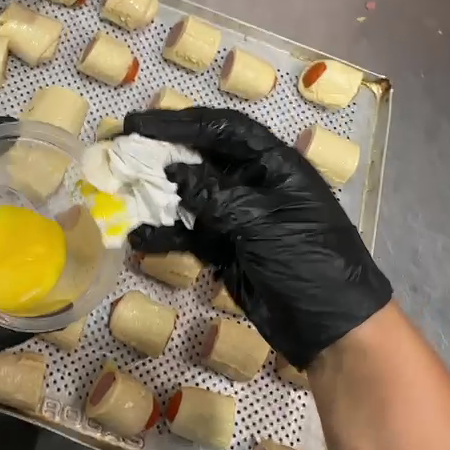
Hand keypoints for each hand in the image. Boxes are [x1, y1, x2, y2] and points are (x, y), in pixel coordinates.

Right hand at [123, 107, 390, 367]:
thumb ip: (215, 195)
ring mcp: (236, 216)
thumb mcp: (263, 222)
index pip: (221, 129)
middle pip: (199, 155)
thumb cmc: (309, 261)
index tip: (138, 123)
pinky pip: (186, 232)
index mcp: (273, 164)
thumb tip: (171, 171)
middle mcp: (252, 183)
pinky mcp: (224, 248)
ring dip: (155, 192)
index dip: (180, 121)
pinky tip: (137, 238)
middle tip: (119, 146)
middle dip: (160, 151)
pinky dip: (162, 233)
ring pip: (188, 194)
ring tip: (119, 188)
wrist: (331, 327)